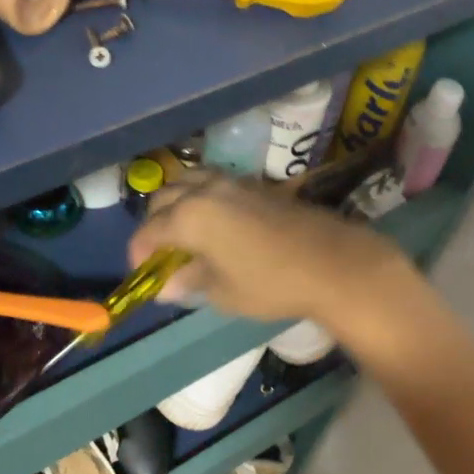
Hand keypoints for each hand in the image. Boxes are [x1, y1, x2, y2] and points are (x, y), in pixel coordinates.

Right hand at [127, 171, 411, 325]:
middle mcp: (207, 191)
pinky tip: (215, 224)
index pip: (150, 230)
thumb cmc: (271, 284)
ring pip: (190, 181)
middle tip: (161, 253)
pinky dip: (203, 198)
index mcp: (191, 216)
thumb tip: (167, 285)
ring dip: (178, 203)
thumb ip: (191, 282)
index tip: (144, 274)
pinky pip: (216, 184)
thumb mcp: (224, 292)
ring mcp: (235, 184)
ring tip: (185, 233)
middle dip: (155, 223)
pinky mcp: (259, 186)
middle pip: (165, 198)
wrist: (333, 263)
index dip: (140, 253)